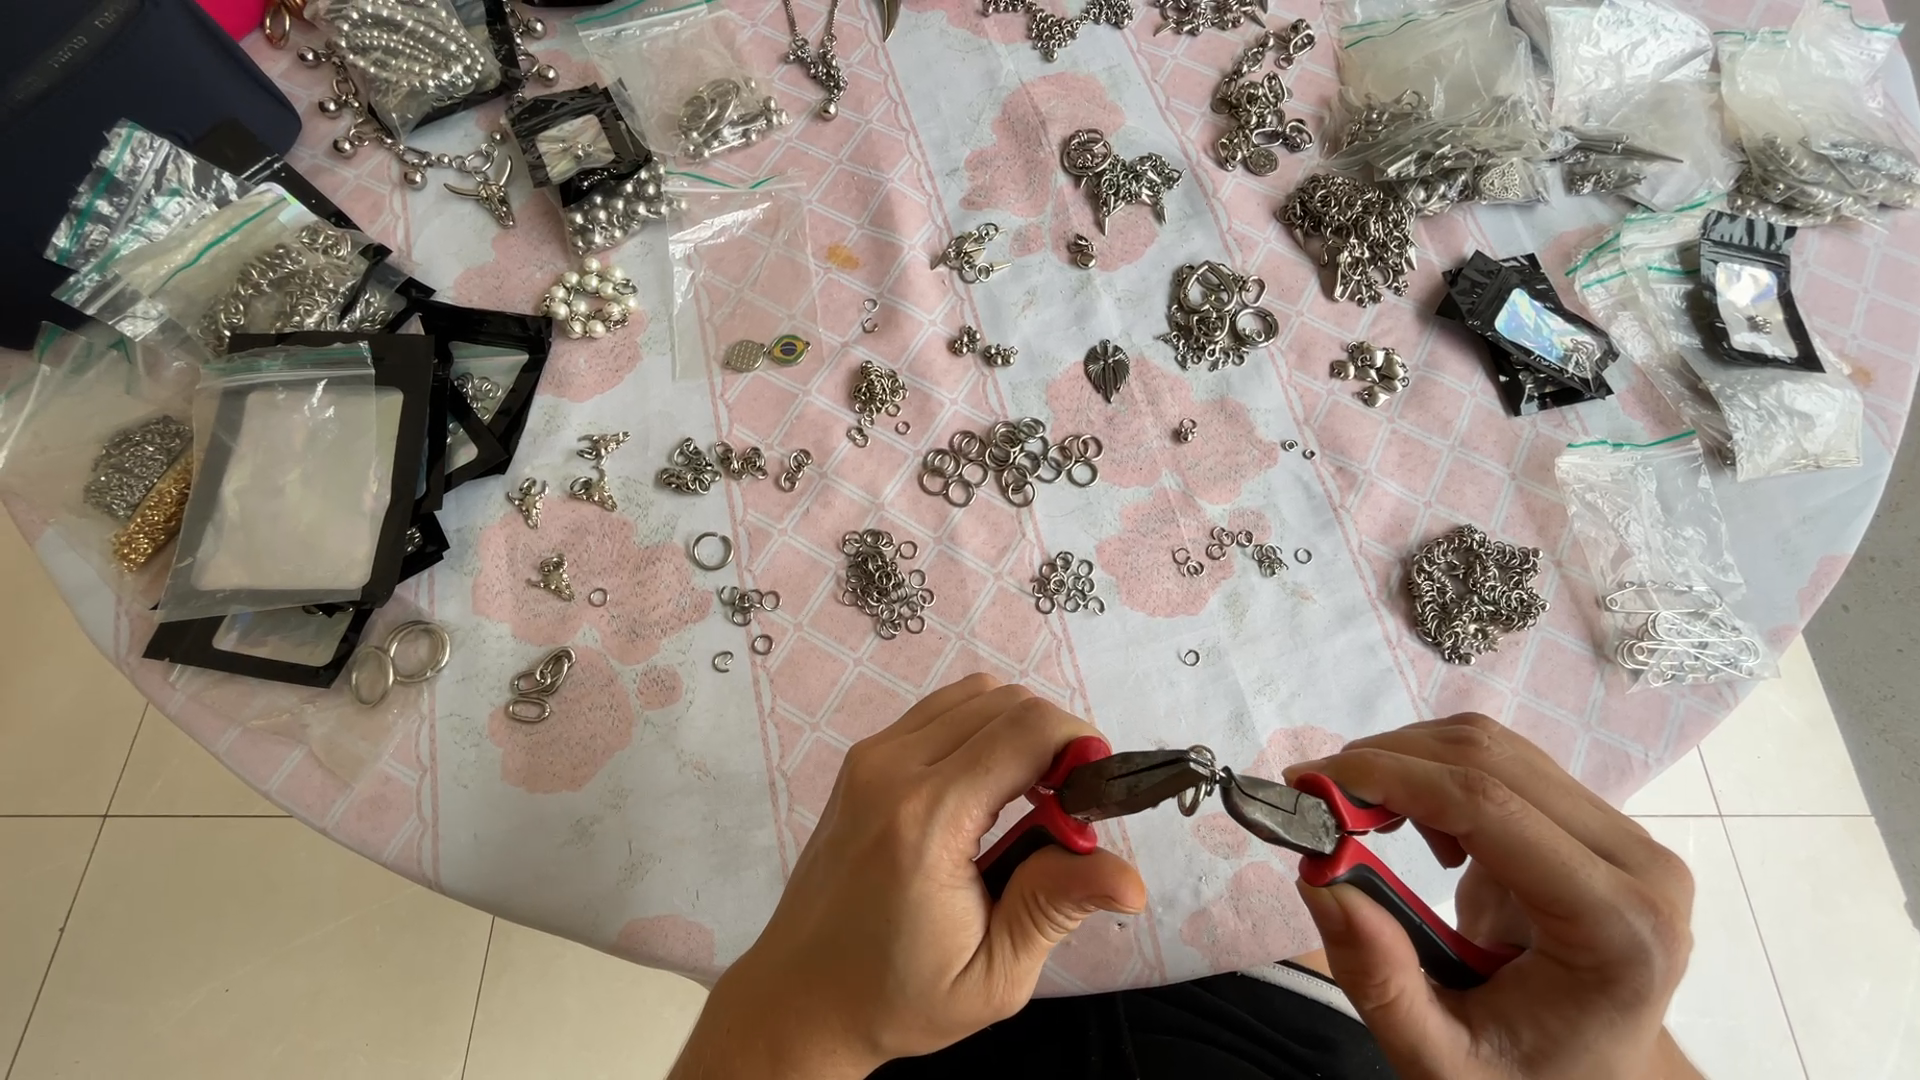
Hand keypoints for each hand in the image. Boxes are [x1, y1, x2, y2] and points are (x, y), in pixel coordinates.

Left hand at [669, 675, 1145, 1078]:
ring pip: (977, 694)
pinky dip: (983, 727)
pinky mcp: (866, 755)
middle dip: (1056, 739)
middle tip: (1069, 806)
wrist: (799, 994)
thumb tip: (1131, 877)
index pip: (1026, 729)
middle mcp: (894, 766)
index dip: (1079, 745)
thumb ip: (1055, 906)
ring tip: (1030, 796)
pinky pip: (943, 709)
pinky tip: (987, 784)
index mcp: (927, 819)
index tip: (1097, 795)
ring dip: (1020, 729)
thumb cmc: (897, 996)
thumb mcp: (992, 976)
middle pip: (1008, 701)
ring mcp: (873, 753)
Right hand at [1286, 713, 1699, 1079]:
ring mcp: (1619, 834)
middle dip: (1381, 760)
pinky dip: (1428, 768)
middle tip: (1313, 796)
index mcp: (1617, 928)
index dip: (1386, 777)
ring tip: (1360, 814)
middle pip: (1485, 758)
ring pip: (1486, 743)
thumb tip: (1319, 881)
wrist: (1597, 1077)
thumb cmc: (1524, 1074)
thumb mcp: (1442, 1063)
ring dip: (1401, 759)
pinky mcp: (1589, 819)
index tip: (1305, 783)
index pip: (1487, 805)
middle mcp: (1636, 864)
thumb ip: (1380, 982)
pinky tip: (1415, 823)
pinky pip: (1494, 758)